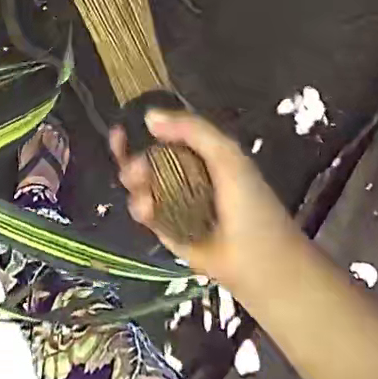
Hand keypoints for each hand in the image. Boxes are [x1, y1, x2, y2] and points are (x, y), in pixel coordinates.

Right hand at [110, 109, 308, 291]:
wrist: (258, 261)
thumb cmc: (249, 202)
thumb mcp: (226, 155)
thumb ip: (192, 129)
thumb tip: (149, 117)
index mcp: (201, 153)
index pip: (166, 135)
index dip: (142, 131)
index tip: (120, 131)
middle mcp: (184, 174)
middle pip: (146, 159)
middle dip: (134, 160)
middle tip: (137, 169)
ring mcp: (173, 202)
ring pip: (140, 185)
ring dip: (135, 183)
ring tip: (144, 190)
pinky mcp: (165, 230)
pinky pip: (144, 211)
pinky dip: (140, 206)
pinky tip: (147, 209)